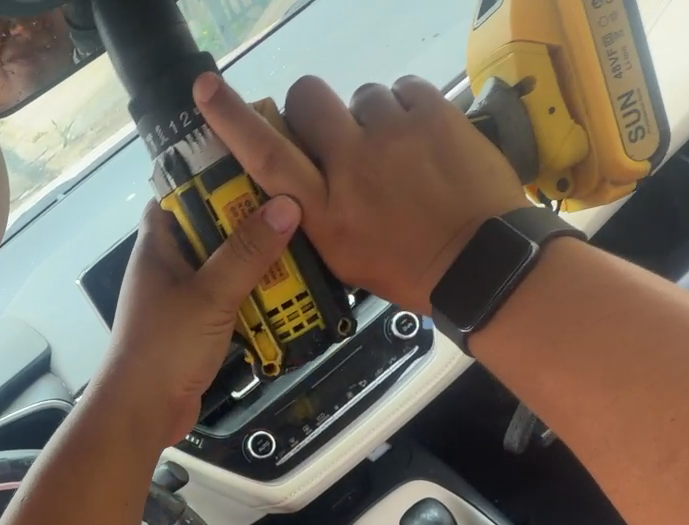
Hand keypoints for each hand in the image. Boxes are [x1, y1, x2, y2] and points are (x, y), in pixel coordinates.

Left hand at [96, 196, 300, 444]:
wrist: (143, 412)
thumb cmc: (166, 347)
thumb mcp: (211, 295)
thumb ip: (247, 252)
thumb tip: (286, 205)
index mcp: (158, 248)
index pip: (175, 196)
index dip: (207, 180)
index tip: (250, 168)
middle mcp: (166, 270)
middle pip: (206, 233)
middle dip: (244, 224)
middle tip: (289, 209)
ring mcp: (179, 303)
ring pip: (219, 271)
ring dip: (252, 266)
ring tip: (297, 248)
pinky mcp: (193, 332)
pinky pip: (226, 305)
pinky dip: (249, 301)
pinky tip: (282, 298)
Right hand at [195, 72, 529, 313]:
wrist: (481, 262)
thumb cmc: (408, 271)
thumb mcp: (345, 259)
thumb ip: (317, 215)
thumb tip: (303, 182)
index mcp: (323, 211)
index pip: (266, 156)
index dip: (232, 120)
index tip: (206, 88)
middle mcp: (349, 165)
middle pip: (309, 99)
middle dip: (314, 109)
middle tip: (336, 134)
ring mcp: (393, 133)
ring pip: (362, 96)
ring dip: (371, 118)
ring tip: (396, 152)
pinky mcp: (433, 112)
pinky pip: (404, 89)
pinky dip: (408, 111)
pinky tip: (421, 141)